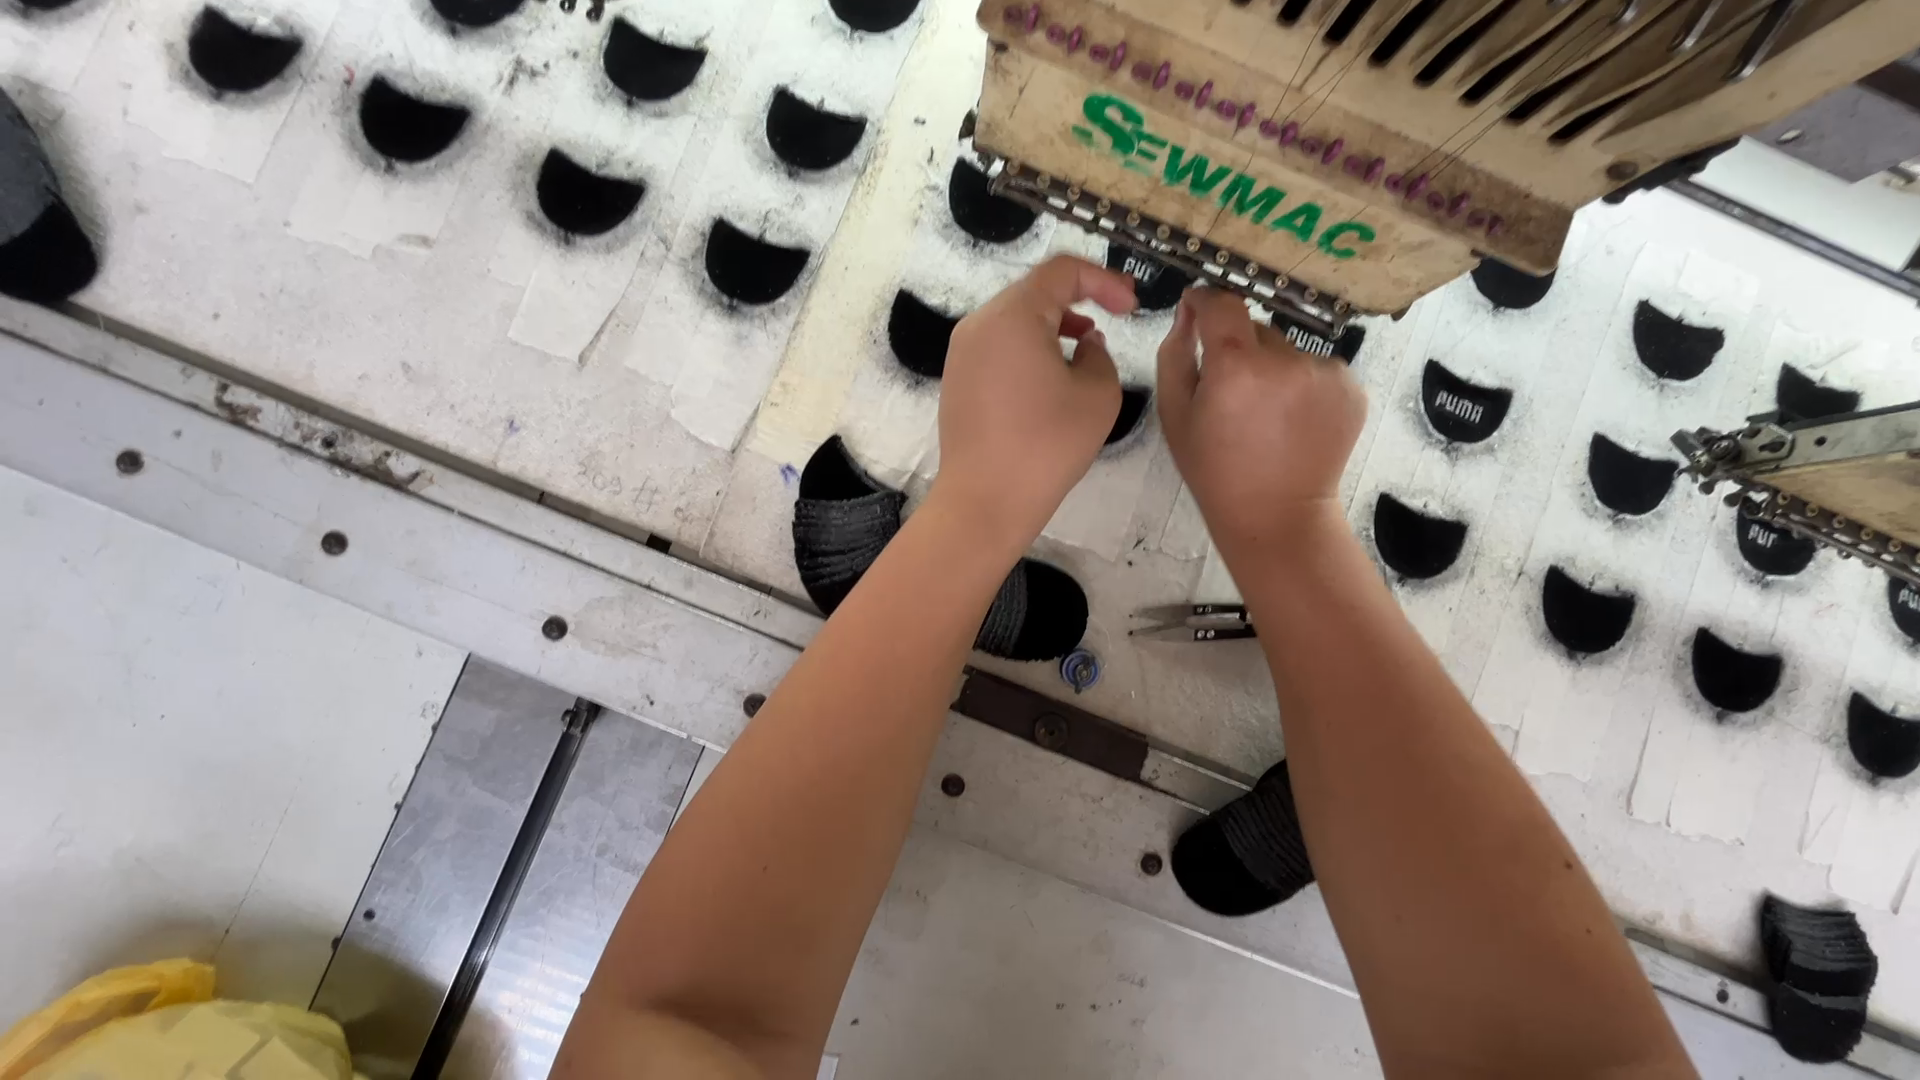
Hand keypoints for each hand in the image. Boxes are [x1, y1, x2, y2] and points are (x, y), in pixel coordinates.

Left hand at [930, 255, 1135, 551]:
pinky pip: (998, 347)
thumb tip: (1085, 343)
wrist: (986, 501)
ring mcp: (962, 353)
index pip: (1061, 271)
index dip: (1103, 279)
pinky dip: (1029, 348)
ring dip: (1053, 324)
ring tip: (1085, 348)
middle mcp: (979, 324)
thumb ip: (1101, 355)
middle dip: (1078, 300)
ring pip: (1014, 319)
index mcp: (1012, 315)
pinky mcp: (957, 380)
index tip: (1131, 305)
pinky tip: (1051, 377)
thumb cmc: (1047, 445)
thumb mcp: (1098, 394)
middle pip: (1034, 291)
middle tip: (1114, 319)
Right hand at [1157, 287, 1365, 563]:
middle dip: (1239, 351)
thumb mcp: (1175, 415)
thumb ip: (1175, 354)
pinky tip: (1292, 420)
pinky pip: (1316, 368)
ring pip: (1287, 350)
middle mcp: (1285, 359)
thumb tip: (1189, 313)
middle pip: (1255, 330)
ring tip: (1265, 414)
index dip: (1205, 302)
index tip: (1196, 309)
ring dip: (1273, 368)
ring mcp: (1324, 372)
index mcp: (1235, 365)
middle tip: (1232, 394)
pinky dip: (1302, 385)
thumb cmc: (1214, 469)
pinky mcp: (1350, 387)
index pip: (1221, 304)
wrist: (1276, 515)